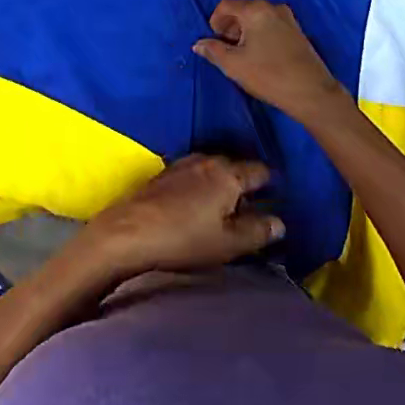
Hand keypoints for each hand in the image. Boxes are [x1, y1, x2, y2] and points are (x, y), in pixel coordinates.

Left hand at [73, 154, 284, 280]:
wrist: (124, 234)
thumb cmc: (183, 239)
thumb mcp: (228, 244)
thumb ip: (258, 231)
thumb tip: (280, 222)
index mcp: (230, 173)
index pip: (261, 171)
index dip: (271, 185)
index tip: (275, 199)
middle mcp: (209, 160)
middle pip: (236, 167)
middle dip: (245, 183)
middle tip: (250, 206)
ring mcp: (183, 164)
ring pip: (212, 169)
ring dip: (220, 183)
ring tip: (222, 206)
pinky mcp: (162, 174)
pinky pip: (192, 174)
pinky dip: (199, 185)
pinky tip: (194, 204)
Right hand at [193, 0, 353, 125]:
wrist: (310, 90)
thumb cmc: (268, 74)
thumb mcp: (234, 64)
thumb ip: (213, 50)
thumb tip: (199, 43)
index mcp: (256, 9)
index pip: (226, 5)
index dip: (214, 21)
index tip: (214, 42)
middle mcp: (273, 7)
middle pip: (242, 9)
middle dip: (229, 27)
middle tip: (225, 50)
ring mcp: (288, 18)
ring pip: (257, 18)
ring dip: (244, 32)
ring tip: (242, 56)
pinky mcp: (297, 31)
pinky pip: (270, 25)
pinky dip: (259, 35)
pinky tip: (260, 56)